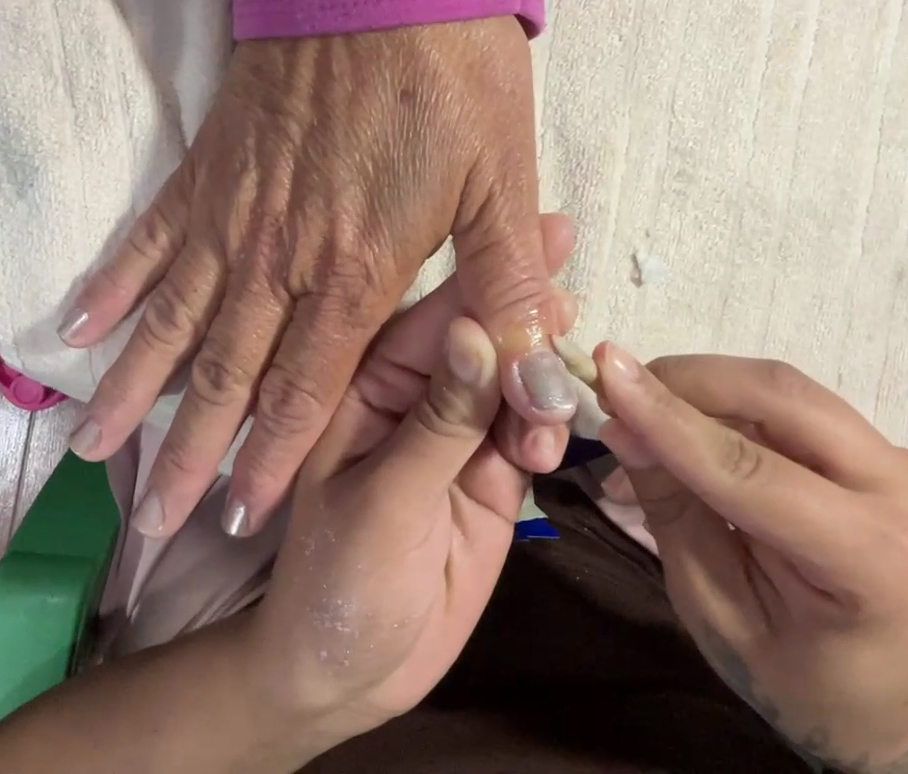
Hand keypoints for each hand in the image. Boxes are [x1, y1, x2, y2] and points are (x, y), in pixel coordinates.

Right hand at [61, 19, 576, 539]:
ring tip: (88, 447)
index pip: (306, 391)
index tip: (237, 519)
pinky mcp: (207, 168)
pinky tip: (77, 331)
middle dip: (191, 453)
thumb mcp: (503, 179)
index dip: (273, 461)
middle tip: (151, 518)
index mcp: (357, 272)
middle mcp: (280, 258)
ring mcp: (232, 213)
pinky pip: (149, 239)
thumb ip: (510, 286)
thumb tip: (536, 382)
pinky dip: (114, 287)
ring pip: (174, 321)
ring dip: (132, 391)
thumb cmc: (450, 73)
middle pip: (227, 374)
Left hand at [239, 214, 577, 737]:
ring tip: (558, 398)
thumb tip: (480, 330)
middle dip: (526, 321)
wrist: (349, 673)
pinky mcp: (494, 474)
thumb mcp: (384, 499)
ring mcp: (459, 433)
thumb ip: (438, 422)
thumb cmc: (337, 581)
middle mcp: (417, 395)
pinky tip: (554, 443)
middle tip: (569, 301)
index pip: (434, 317)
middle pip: (483, 339)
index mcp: (368, 383)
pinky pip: (531, 434)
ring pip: (514, 383)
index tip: (544, 234)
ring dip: (541, 384)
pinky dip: (549, 432)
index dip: (486, 278)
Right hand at [592, 350, 907, 769]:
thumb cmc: (788, 668)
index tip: (606, 370)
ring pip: (785, 390)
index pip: (751, 468)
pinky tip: (687, 421)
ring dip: (703, 387)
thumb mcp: (710, 602)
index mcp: (876, 560)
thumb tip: (620, 425)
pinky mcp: (889, 448)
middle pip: (781, 398)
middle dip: (687, 380)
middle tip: (616, 384)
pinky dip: (727, 403)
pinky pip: (792, 404)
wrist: (876, 697)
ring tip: (641, 404)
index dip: (670, 417)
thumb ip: (670, 506)